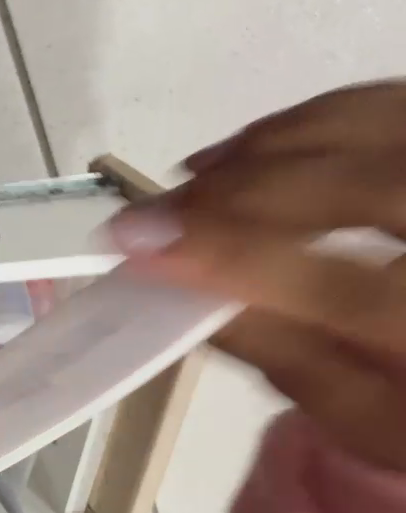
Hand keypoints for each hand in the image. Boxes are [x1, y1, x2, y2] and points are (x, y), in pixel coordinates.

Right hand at [108, 80, 405, 471]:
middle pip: (373, 188)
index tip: (133, 247)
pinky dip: (306, 120)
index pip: (351, 291)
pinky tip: (244, 152)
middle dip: (238, 194)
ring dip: (264, 150)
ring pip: (377, 125)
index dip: (235, 261)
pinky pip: (389, 104)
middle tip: (146, 214)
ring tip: (190, 181)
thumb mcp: (355, 408)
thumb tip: (172, 292)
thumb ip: (274, 353)